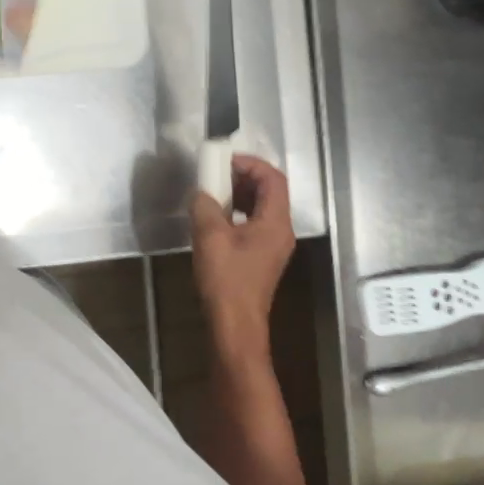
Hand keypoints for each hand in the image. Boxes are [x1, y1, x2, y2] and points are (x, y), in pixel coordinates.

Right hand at [189, 155, 296, 357]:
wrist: (234, 324)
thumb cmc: (226, 279)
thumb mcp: (209, 236)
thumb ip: (205, 206)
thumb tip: (202, 194)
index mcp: (276, 223)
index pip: (273, 179)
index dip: (251, 164)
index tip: (224, 160)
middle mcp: (281, 231)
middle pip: (270, 191)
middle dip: (243, 177)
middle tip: (215, 174)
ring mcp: (273, 246)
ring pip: (261, 208)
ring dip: (239, 195)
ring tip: (211, 193)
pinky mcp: (261, 257)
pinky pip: (254, 223)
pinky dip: (237, 213)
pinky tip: (214, 218)